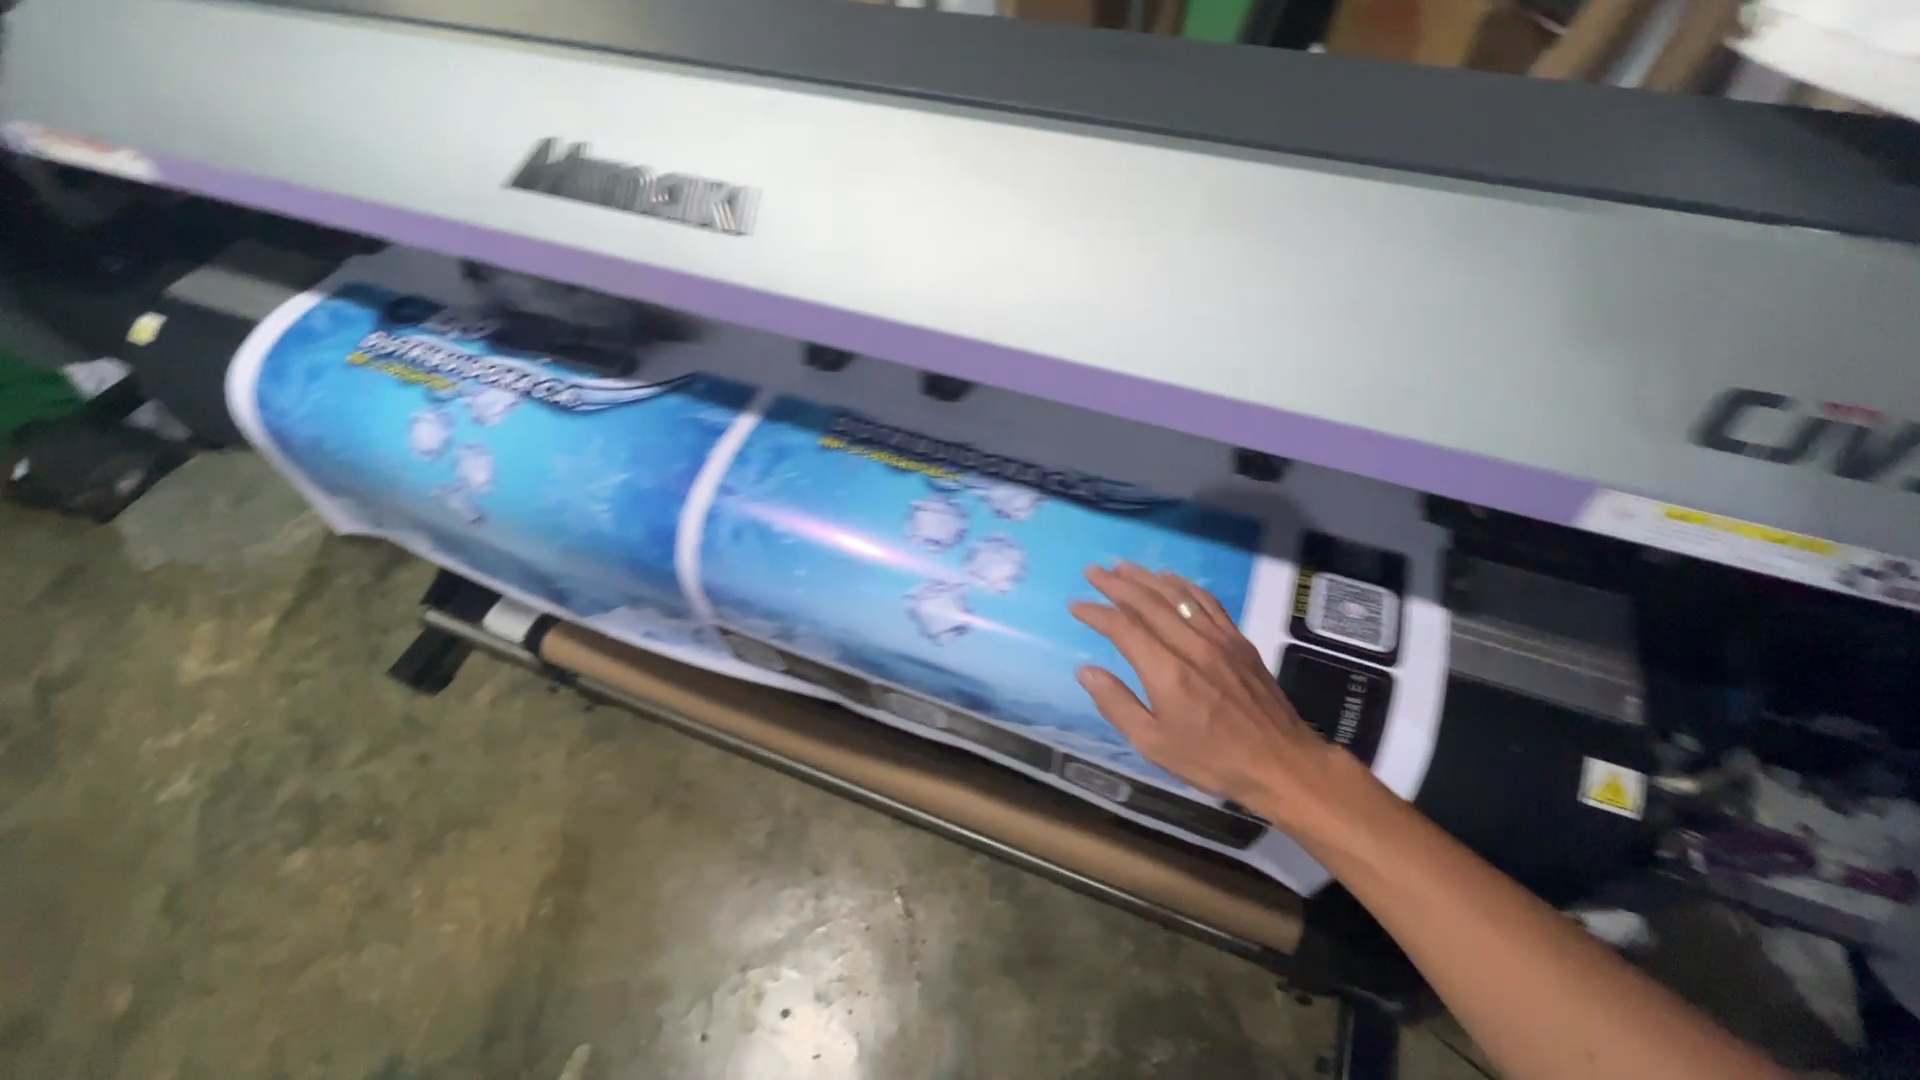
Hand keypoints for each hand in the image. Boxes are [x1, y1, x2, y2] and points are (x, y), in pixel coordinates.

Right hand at [1069, 562, 1350, 831]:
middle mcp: (1192, 645)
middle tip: (1093, 571)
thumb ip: (1117, 704)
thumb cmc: (1212, 760)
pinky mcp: (1239, 642)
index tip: (1076, 605)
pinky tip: (1172, 580)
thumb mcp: (1153, 744)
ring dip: (1147, 578)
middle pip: (1149, 603)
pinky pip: (1208, 603)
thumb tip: (1086, 671)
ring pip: (1178, 596)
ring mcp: (1219, 639)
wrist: (1280, 763)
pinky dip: (1185, 586)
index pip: (1124, 629)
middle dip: (1117, 584)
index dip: (1097, 613)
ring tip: (1124, 567)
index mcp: (1167, 672)